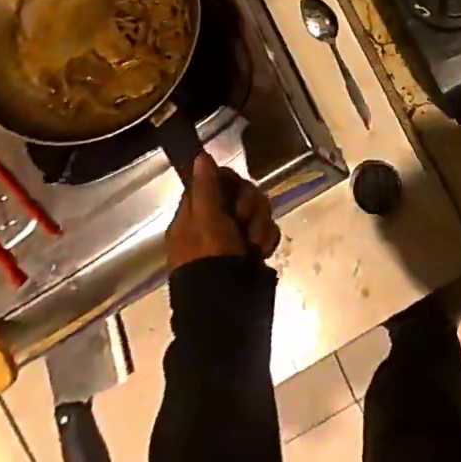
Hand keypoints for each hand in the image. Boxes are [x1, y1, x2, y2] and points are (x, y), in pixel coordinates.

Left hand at [166, 154, 280, 269]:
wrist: (226, 306)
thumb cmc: (211, 258)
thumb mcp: (206, 220)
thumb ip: (206, 187)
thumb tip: (200, 155)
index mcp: (193, 216)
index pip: (213, 180)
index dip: (229, 181)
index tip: (236, 190)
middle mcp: (213, 223)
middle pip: (240, 193)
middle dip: (250, 204)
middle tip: (245, 220)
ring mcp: (233, 237)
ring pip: (258, 210)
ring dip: (260, 224)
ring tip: (255, 244)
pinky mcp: (251, 249)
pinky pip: (267, 229)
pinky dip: (267, 239)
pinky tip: (261, 252)